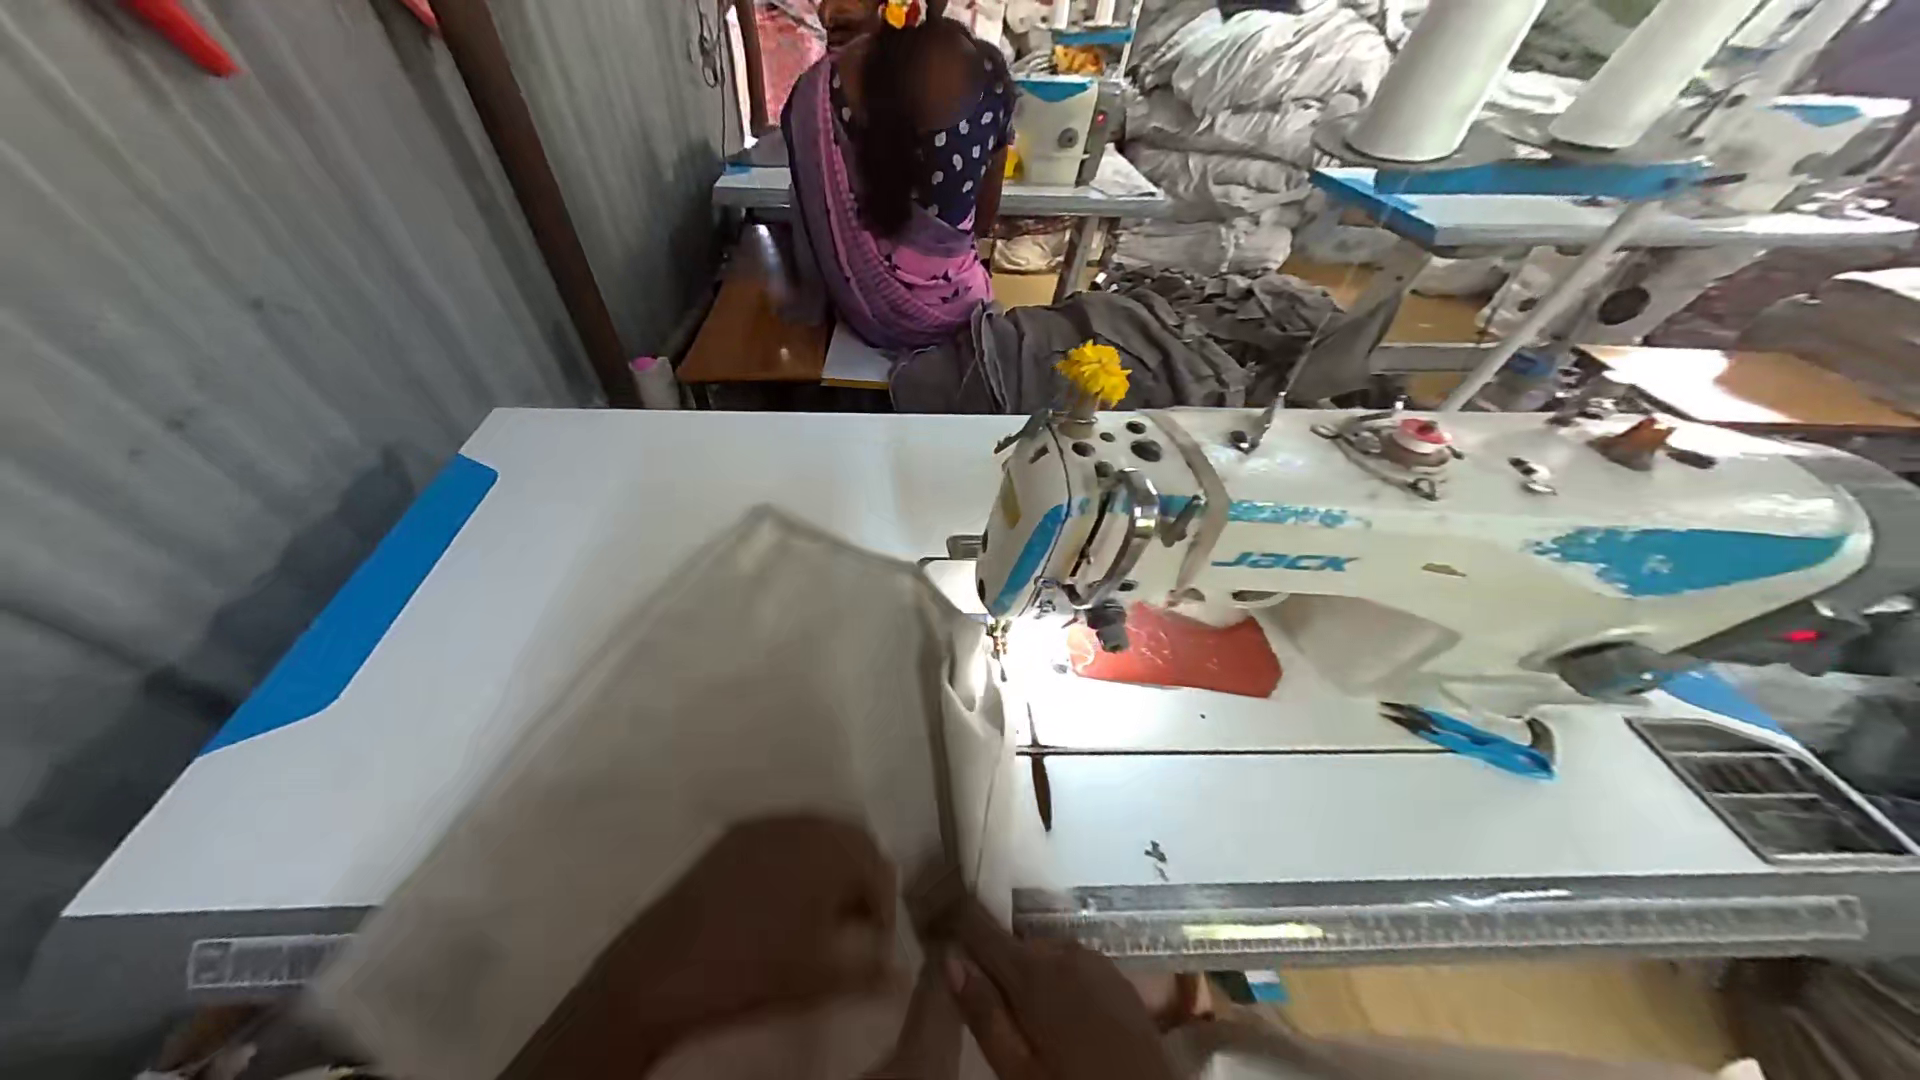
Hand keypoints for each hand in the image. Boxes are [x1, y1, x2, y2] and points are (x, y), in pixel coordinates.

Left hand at [515, 816, 897, 1075]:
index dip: (883, 910)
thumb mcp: (824, 977)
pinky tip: (779, 899)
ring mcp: (766, 824)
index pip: (881, 869)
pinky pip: (783, 836)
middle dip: (859, 881)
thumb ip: (873, 967)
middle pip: (853, 842)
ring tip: (816, 912)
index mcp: (832, 849)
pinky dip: (795, 860)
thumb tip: (902, 969)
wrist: (661, 972)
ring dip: (828, 868)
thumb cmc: (754, 971)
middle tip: (849, 925)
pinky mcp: (734, 834)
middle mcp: (804, 822)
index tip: (873, 943)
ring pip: (818, 836)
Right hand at [939, 900, 1178, 1079]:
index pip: (978, 923)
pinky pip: (1068, 963)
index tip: (929, 906)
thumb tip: (948, 958)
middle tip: (980, 994)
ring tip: (1025, 1017)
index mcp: (1032, 971)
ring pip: (1039, 953)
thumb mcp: (1020, 1073)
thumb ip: (984, 1014)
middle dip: (991, 960)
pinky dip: (1054, 977)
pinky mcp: (1112, 972)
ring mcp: (1090, 957)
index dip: (951, 912)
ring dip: (1025, 973)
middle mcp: (1060, 949)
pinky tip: (1059, 1016)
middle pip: (1009, 942)